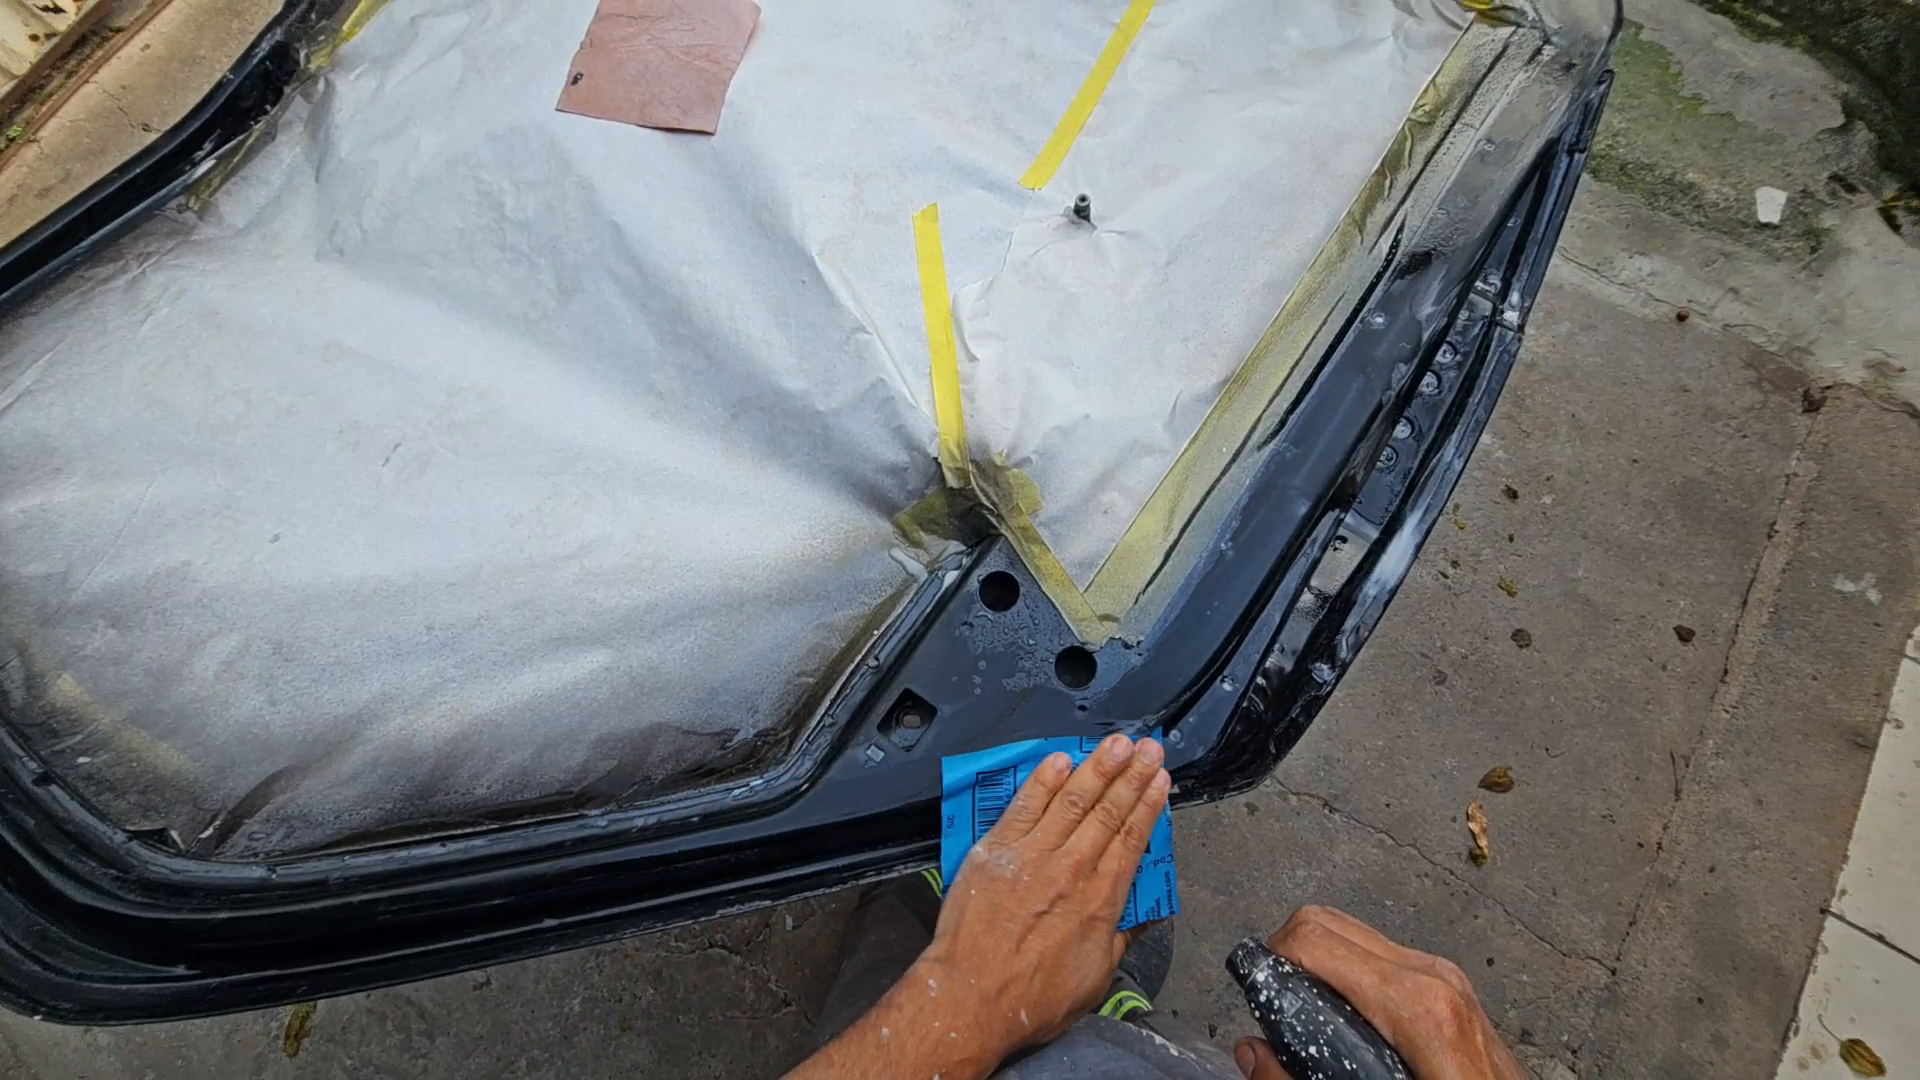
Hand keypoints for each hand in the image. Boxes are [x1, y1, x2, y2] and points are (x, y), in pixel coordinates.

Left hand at [914, 733, 1170, 1060]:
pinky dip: (1044, 781)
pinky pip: (1025, 805)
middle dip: (1132, 775)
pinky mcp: (998, 847)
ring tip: (1117, 743)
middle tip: (1149, 747)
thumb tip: (1146, 914)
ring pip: (1072, 800)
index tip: (1161, 780)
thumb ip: (1121, 938)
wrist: (971, 996)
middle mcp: (1070, 869)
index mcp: (1098, 900)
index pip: (1131, 839)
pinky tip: (1061, 760)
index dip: (1148, 805)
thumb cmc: (1031, 997)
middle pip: (1108, 811)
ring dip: (1097, 767)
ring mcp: (1032, 853)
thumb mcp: (1095, 979)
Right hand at [1234, 906, 1526, 1079]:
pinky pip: (1376, 949)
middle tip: (1276, 993)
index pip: (1316, 937)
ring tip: (1307, 1001)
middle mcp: (1432, 976)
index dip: (1274, 954)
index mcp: (1418, 1006)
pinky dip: (1345, 964)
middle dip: (1288, 948)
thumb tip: (1250, 1052)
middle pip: (1326, 920)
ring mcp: (1443, 975)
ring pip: (1350, 928)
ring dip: (1317, 954)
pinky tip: (1344, 1008)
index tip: (1259, 984)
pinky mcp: (1448, 983)